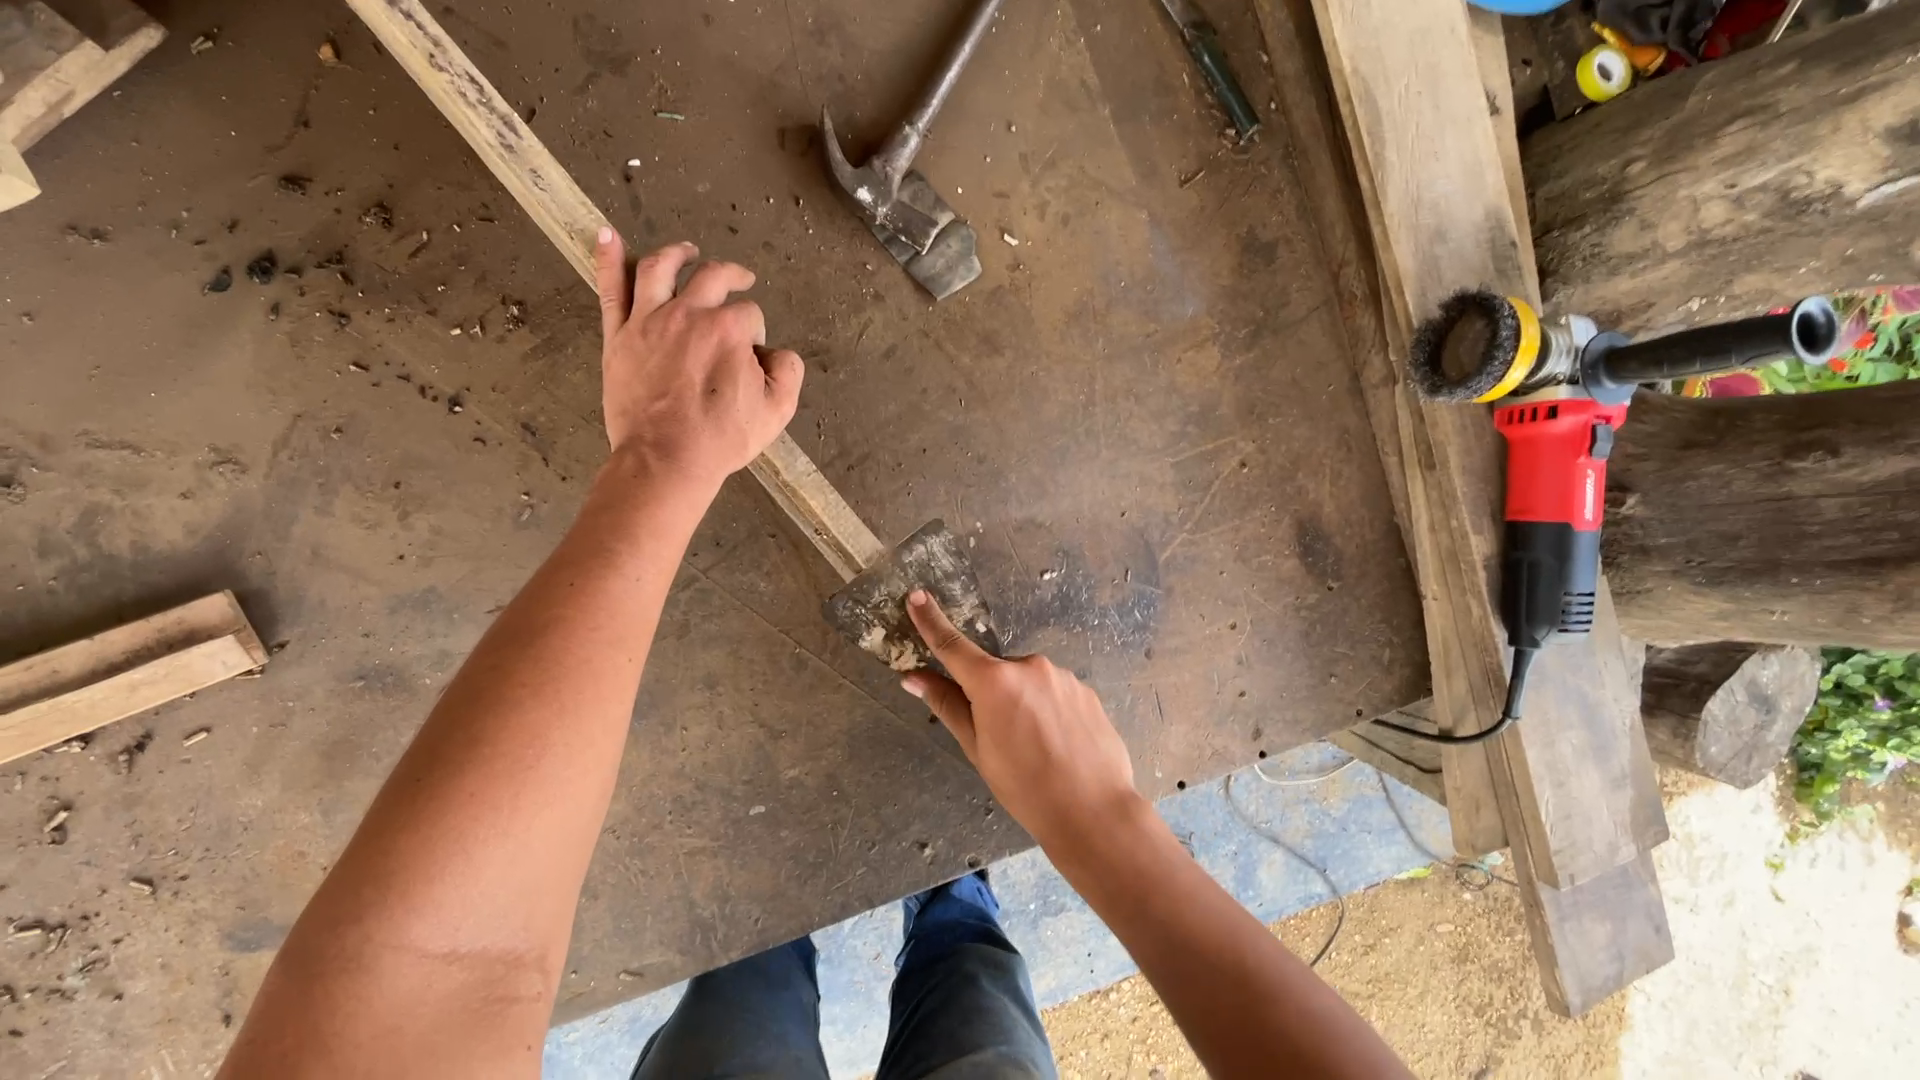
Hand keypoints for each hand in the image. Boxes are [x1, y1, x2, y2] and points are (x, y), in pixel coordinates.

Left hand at [593, 230, 802, 493]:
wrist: (666, 459)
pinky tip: (606, 234)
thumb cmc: (722, 438)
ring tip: (687, 250)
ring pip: (660, 268)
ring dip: (677, 253)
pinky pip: (610, 289)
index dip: (756, 331)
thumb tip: (776, 353)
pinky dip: (607, 257)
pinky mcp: (619, 336)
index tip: (752, 351)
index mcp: (729, 329)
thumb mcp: (777, 410)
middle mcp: (689, 314)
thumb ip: (787, 371)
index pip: (750, 314)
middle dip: (733, 275)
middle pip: (713, 277)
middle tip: (741, 279)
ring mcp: (649, 321)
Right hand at [902, 590, 1143, 848]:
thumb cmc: (1024, 786)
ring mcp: (1061, 676)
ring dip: (1023, 705)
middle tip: (1001, 740)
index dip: (930, 621)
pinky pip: (1054, 693)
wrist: (1092, 809)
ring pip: (1027, 684)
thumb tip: (913, 677)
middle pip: (995, 673)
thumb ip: (947, 705)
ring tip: (1036, 750)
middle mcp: (1029, 666)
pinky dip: (1048, 713)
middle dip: (992, 697)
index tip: (916, 596)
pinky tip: (1058, 746)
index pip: (952, 646)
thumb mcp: (977, 748)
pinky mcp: (1085, 690)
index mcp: (994, 681)